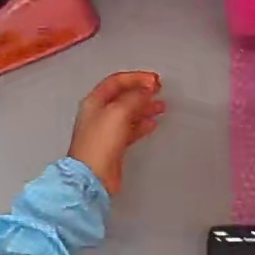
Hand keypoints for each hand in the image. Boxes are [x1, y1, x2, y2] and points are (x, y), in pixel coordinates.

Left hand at [68, 71, 164, 197]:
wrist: (93, 177)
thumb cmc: (101, 143)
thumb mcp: (118, 112)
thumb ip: (134, 98)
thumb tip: (146, 91)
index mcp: (95, 102)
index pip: (116, 82)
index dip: (136, 78)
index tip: (154, 80)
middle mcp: (99, 114)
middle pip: (123, 97)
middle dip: (142, 92)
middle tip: (159, 91)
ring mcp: (106, 131)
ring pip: (129, 113)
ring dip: (145, 108)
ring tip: (161, 107)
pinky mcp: (114, 146)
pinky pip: (130, 130)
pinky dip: (142, 124)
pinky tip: (153, 123)